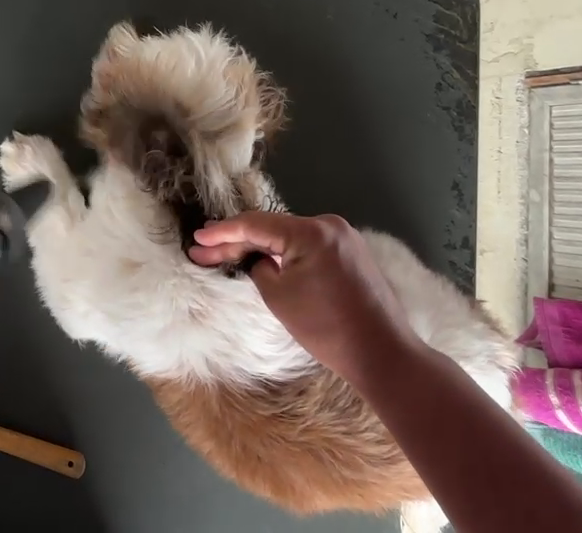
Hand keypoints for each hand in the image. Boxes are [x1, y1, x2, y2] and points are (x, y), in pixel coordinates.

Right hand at [189, 211, 416, 380]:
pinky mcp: (350, 254)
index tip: (197, 238)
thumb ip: (259, 266)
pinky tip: (262, 258)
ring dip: (260, 247)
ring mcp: (343, 238)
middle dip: (237, 241)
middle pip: (272, 228)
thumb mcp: (278, 295)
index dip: (222, 232)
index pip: (255, 224)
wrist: (384, 356)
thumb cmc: (326, 327)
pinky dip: (283, 253)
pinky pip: (306, 246)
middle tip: (203, 251)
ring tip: (226, 254)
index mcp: (311, 231)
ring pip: (288, 237)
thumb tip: (257, 258)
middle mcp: (329, 225)